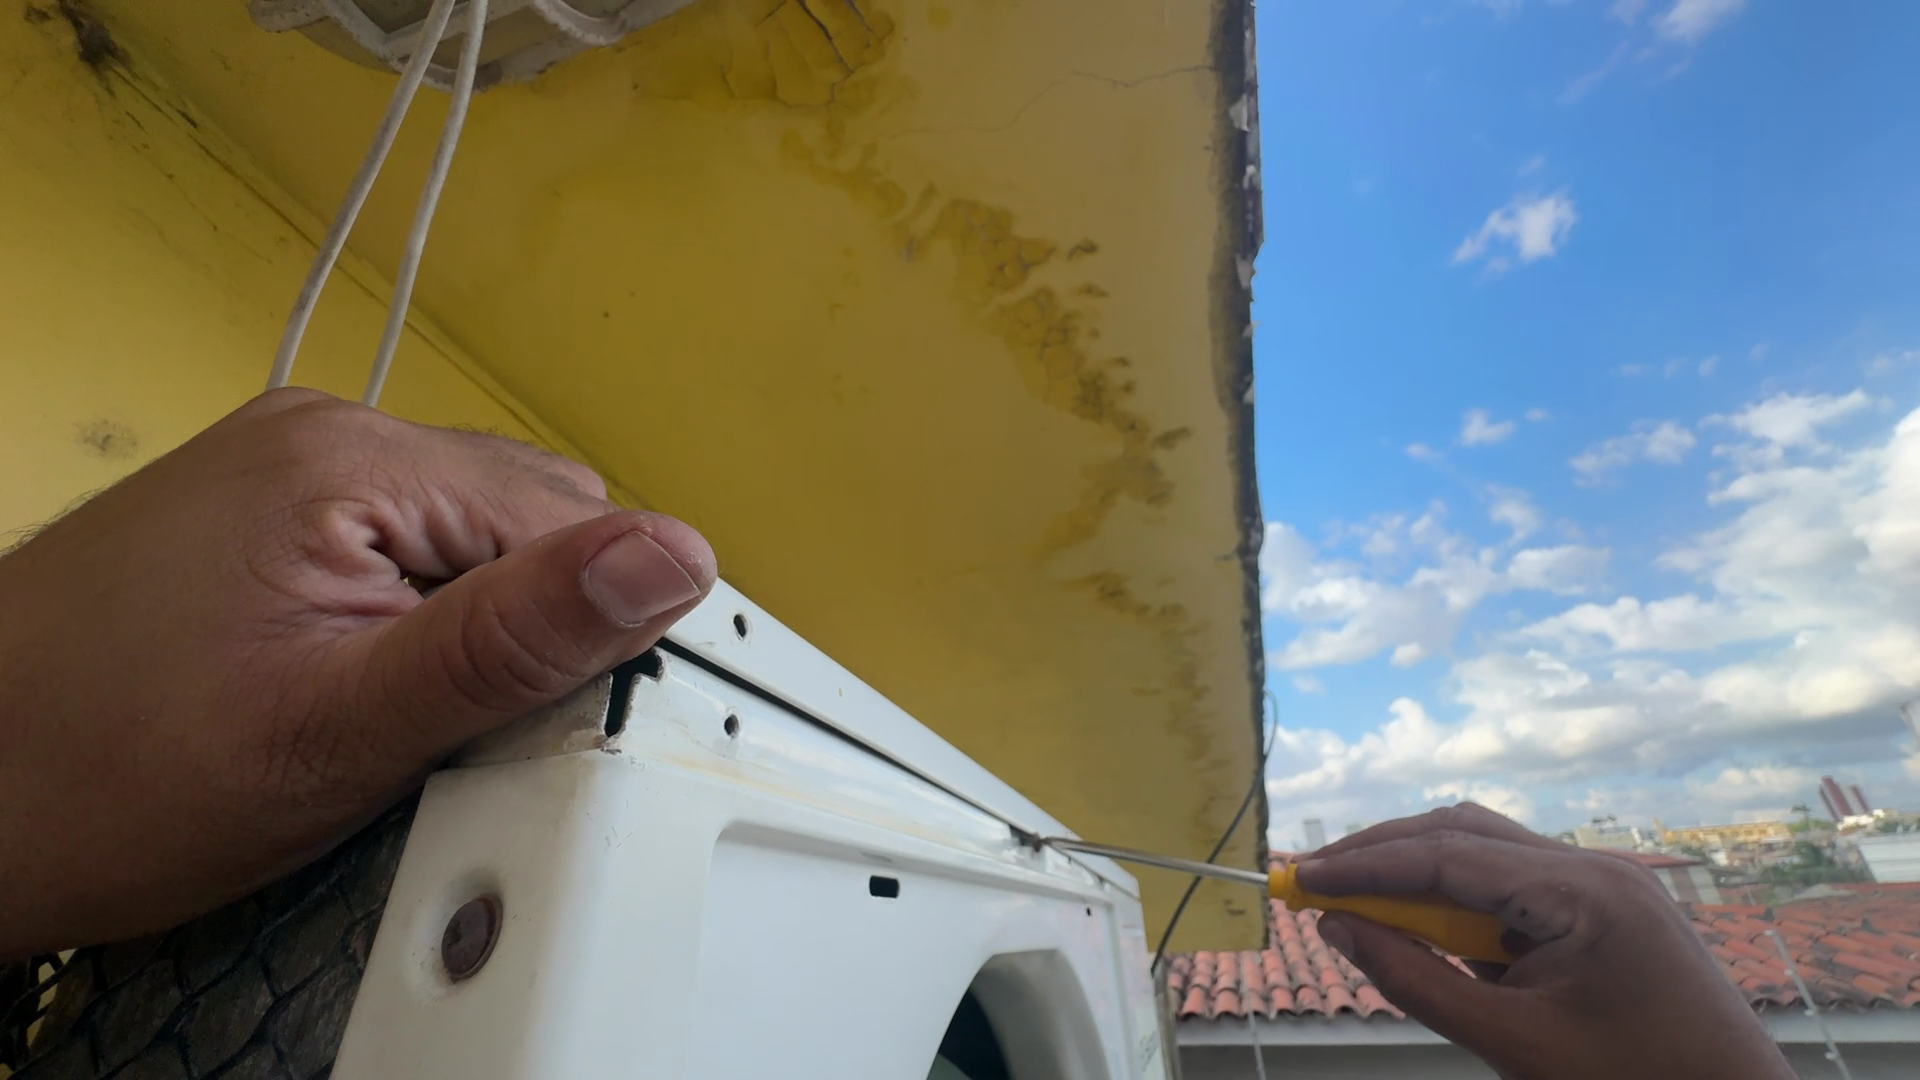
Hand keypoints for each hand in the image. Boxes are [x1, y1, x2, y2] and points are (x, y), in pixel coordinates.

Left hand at [0, 389, 715, 958]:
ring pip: (510, 518)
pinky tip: (395, 645)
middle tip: (457, 702)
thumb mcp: (352, 729)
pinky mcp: (307, 490)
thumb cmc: (115, 781)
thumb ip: (524, 635)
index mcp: (361, 465)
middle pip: (549, 512)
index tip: (520, 707)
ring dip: (506, 600)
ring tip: (417, 678)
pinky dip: (460, 589)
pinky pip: (452, 526)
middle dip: (543, 611)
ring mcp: (319, 456)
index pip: (578, 526)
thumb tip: (676, 556)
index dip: (581, 625)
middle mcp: (345, 433)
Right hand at [1295, 803, 1793, 1079]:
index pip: (1445, 856)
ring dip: (1411, 865)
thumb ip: (1412, 979)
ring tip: (1356, 891)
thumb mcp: (1514, 1045)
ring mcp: (1601, 879)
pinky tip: (1423, 917)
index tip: (1302, 877)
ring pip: (1477, 844)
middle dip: (1381, 852)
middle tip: (1318, 877)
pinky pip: (1505, 875)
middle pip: (1457, 831)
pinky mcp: (1599, 902)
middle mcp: (1593, 865)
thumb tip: (1333, 927)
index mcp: (1585, 891)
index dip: (1363, 865)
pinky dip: (1451, 890)